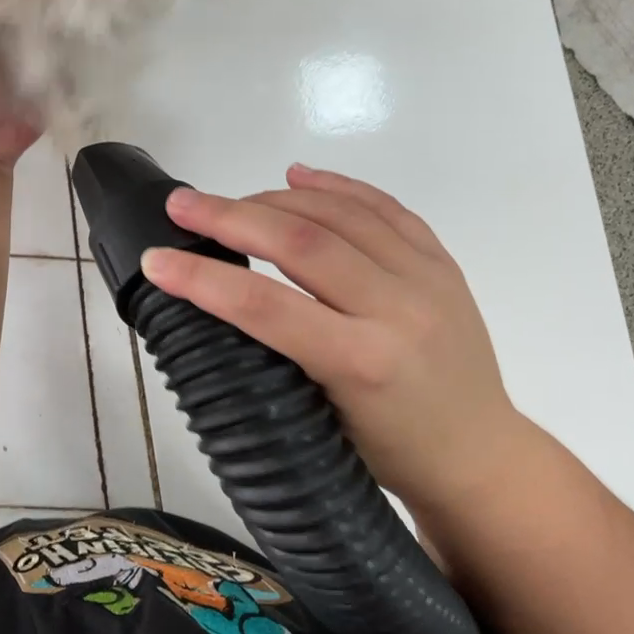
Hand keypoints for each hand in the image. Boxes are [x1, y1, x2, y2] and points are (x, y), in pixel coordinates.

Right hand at [140, 165, 532, 504]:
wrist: (479, 457)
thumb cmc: (385, 452)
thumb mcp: (316, 417)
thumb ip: (271, 356)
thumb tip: (215, 303)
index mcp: (362, 362)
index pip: (265, 305)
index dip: (201, 278)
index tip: (154, 260)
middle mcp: (400, 311)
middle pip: (302, 243)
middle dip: (229, 217)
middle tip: (179, 205)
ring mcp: (429, 281)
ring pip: (340, 216)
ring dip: (272, 199)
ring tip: (225, 200)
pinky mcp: (445, 265)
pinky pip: (386, 209)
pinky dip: (337, 187)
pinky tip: (298, 177)